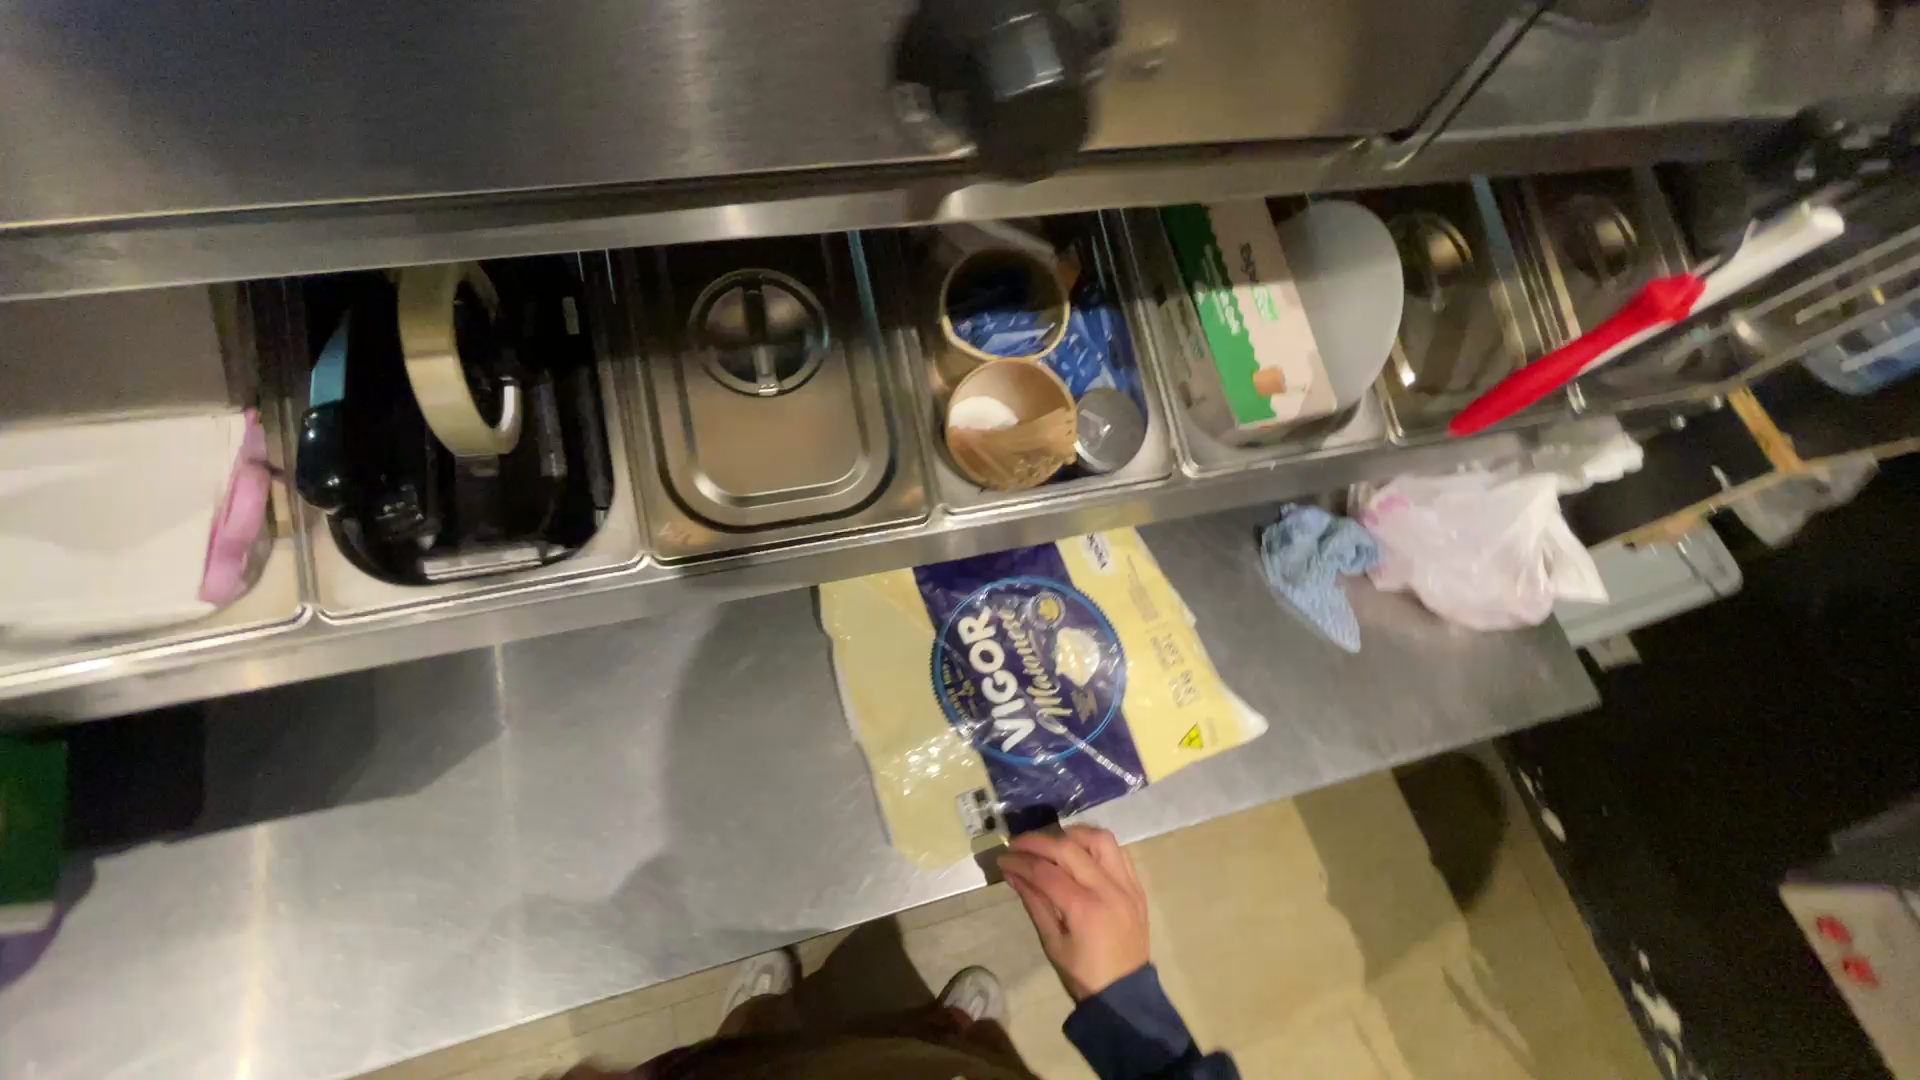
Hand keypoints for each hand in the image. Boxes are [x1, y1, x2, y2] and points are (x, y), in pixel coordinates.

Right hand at [998, 826, 1149, 1000]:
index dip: (1020, 862)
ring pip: (1099, 839)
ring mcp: (1126, 885)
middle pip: (1068, 848)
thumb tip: (1013, 872)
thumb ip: (1034, 902)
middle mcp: (1108, 889)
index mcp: (1085, 910)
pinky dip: (1095, 845)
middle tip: (1018, 844)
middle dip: (1038, 841)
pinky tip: (1080, 853)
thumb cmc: (1084, 975)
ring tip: (1053, 844)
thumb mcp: (1052, 943)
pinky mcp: (1137, 886)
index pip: (1046, 872)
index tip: (1003, 858)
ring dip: (1072, 835)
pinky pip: (1118, 851)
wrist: (1126, 995)